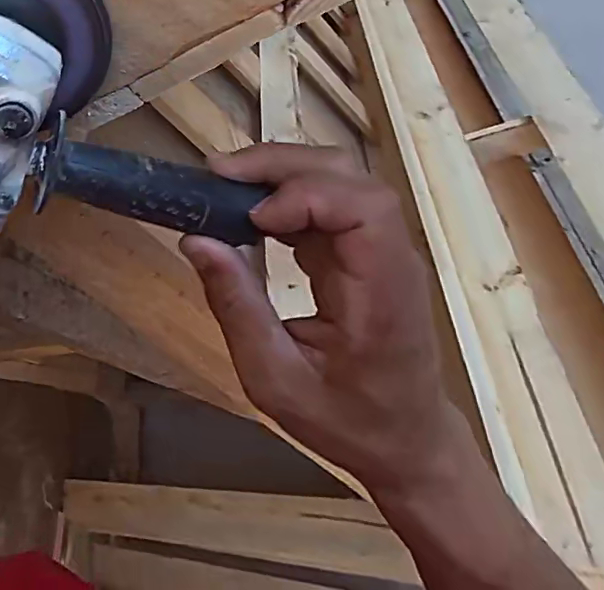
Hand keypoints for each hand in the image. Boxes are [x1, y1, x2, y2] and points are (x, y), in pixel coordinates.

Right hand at [185, 144, 581, 589]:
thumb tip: (195, 239)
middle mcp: (390, 256)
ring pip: (337, 174)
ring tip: (226, 182)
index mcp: (382, 293)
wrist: (407, 440)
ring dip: (279, 170)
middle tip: (217, 173)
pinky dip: (284, 190)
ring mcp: (380, 245)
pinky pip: (326, 196)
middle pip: (347, 174)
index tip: (252, 217)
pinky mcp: (363, 246)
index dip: (305, 195)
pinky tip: (250, 207)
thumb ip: (237, 308)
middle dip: (280, 164)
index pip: (363, 208)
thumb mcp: (276, 381)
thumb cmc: (346, 421)